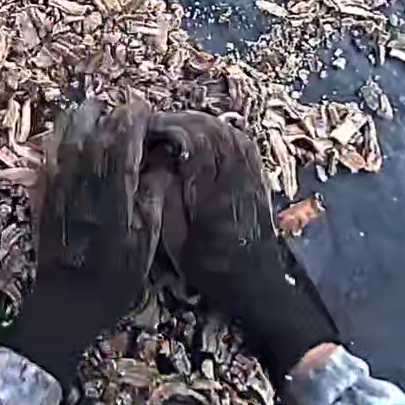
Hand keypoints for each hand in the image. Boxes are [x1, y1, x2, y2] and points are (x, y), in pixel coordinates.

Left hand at [6, 99, 164, 385]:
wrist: (64, 306)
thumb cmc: (111, 284)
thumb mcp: (143, 252)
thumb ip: (150, 208)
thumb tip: (158, 171)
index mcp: (114, 204)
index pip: (123, 154)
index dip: (131, 127)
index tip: (141, 110)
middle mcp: (85, 194)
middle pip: (93, 144)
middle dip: (106, 118)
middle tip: (117, 104)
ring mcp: (59, 195)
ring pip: (66, 149)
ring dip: (77, 123)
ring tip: (89, 106)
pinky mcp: (42, 201)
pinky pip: (47, 164)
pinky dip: (54, 144)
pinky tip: (59, 132)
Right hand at [151, 112, 339, 378]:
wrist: (253, 283)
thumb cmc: (208, 265)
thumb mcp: (174, 239)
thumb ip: (164, 198)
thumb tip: (154, 162)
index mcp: (212, 192)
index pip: (194, 143)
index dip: (169, 128)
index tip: (147, 128)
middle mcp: (235, 178)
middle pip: (211, 130)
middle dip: (180, 121)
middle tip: (156, 126)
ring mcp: (250, 175)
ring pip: (227, 131)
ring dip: (199, 123)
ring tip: (175, 127)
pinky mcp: (257, 177)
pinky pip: (242, 141)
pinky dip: (220, 131)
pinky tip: (204, 134)